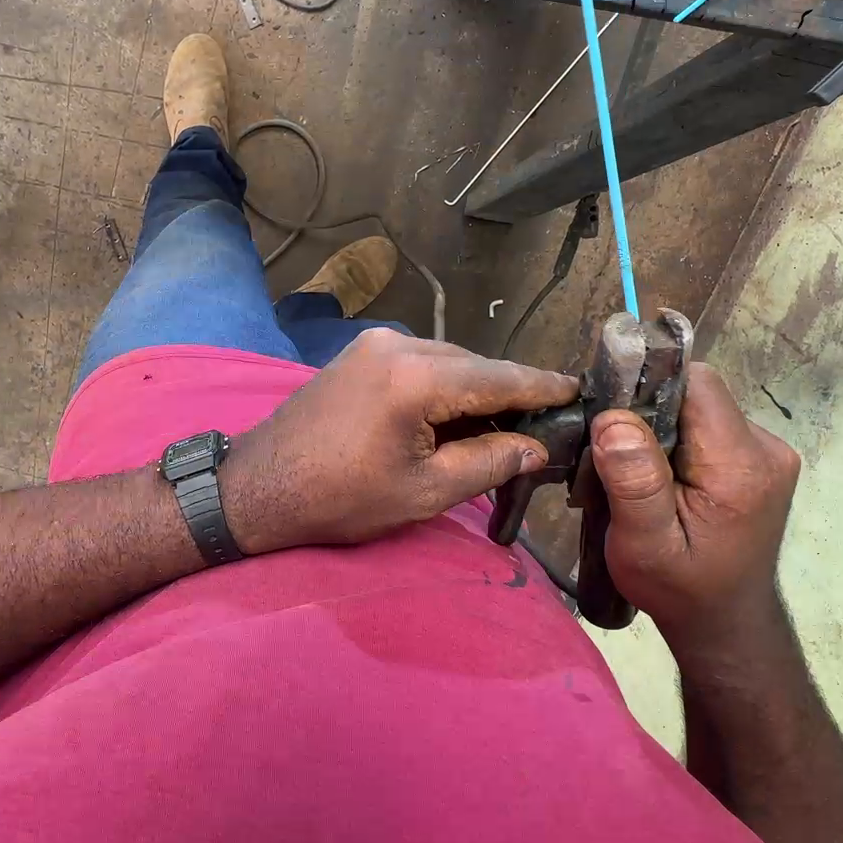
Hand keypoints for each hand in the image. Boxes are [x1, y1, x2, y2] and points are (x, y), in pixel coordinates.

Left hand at [221, 328, 577, 552]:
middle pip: (474, 366)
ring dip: (473, 392)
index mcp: (416, 377)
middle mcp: (397, 345)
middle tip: (541, 431)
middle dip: (509, 395)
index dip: (544, 388)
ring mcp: (372, 344)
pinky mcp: (357, 353)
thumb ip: (488, 461)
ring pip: (447, 363)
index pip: (500, 377)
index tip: (583, 392)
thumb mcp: (424, 491)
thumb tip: (535, 446)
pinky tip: (452, 417)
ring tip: (500, 430)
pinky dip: (441, 386)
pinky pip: (418, 363)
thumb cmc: (339, 498)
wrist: (259, 485)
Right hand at [589, 363, 800, 647]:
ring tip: (629, 472)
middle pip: (692, 394)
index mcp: (740, 465)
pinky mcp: (754, 460)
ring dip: (655, 430)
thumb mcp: (644, 543)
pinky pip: (702, 427)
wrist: (723, 623)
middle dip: (644, 415)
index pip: (695, 385)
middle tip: (609, 457)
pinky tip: (653, 477)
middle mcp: (765, 448)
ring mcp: (764, 452)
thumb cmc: (678, 588)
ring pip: (694, 409)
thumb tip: (613, 419)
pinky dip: (670, 443)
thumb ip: (634, 482)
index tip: (607, 419)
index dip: (645, 389)